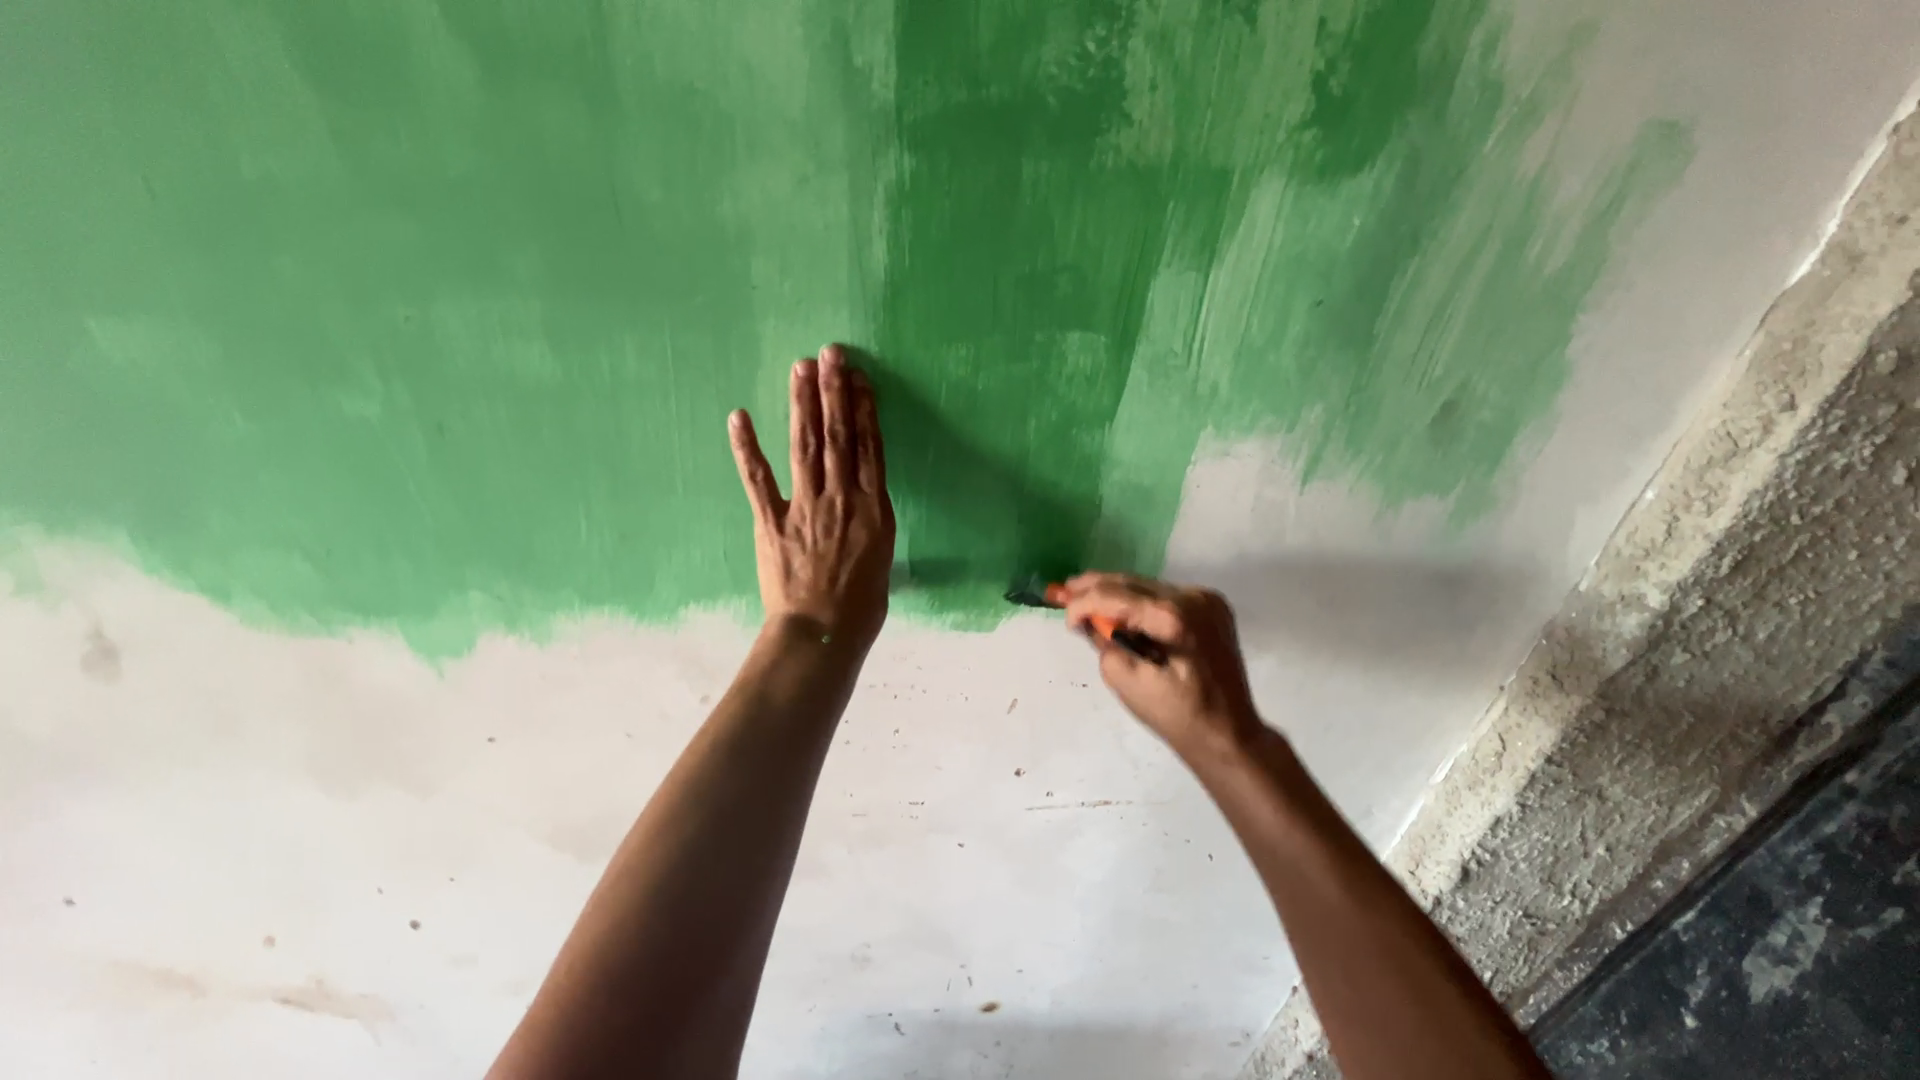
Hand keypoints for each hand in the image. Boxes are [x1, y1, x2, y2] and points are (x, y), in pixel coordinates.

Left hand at [728, 345, 895, 648]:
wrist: (821, 634)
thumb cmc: (861, 608)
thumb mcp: (883, 561)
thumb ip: (872, 527)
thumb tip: (865, 511)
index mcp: (874, 508)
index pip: (869, 446)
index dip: (864, 408)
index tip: (859, 378)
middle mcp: (842, 497)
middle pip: (838, 436)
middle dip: (834, 392)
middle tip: (830, 354)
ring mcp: (805, 507)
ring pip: (805, 446)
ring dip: (802, 405)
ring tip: (800, 369)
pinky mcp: (772, 521)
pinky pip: (758, 479)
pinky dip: (747, 448)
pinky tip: (739, 417)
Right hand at [1060, 573, 1262, 754]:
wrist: (1229, 734)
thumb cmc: (1178, 717)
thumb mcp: (1130, 684)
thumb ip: (1106, 645)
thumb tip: (1092, 622)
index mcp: (1177, 618)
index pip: (1118, 596)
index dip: (1085, 602)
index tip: (1064, 617)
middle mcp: (1195, 598)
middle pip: (1133, 582)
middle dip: (1096, 588)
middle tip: (1062, 591)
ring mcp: (1207, 600)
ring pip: (1147, 586)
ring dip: (1116, 593)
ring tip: (1082, 595)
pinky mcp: (1211, 607)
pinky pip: (1164, 595)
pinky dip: (1139, 601)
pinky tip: (1119, 609)